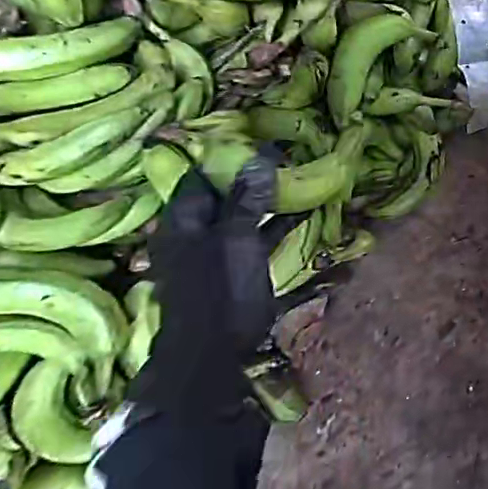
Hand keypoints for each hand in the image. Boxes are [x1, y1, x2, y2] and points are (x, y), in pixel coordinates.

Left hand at [130, 154, 283, 416]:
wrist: (213, 349)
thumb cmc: (218, 288)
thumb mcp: (234, 238)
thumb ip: (246, 200)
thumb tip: (261, 158)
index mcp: (182, 221)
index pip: (199, 176)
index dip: (225, 157)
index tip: (257, 139)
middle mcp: (194, 232)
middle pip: (223, 194)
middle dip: (251, 176)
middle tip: (286, 157)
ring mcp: (216, 250)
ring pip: (243, 214)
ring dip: (269, 199)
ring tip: (300, 179)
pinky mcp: (237, 267)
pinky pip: (258, 236)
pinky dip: (277, 223)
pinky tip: (305, 214)